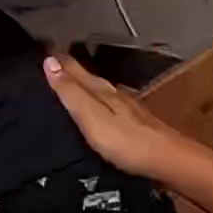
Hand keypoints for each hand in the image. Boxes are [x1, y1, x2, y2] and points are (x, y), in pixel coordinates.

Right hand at [42, 54, 212, 182]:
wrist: (171, 163)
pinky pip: (108, 105)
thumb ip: (70, 92)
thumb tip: (49, 61)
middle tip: (49, 64)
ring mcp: (128, 108)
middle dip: (68, 69)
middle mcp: (114, 93)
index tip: (40, 49)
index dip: (57, 59)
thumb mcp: (91, 117)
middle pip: (87, 76)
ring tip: (68, 84)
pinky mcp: (136, 124)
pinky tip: (98, 109)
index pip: (74, 68)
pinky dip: (96, 102)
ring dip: (82, 84)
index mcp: (101, 90)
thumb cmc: (127, 142)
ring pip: (99, 90)